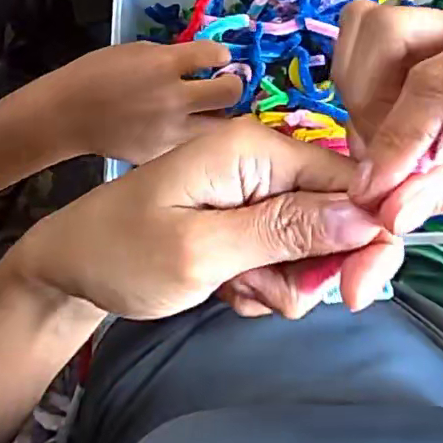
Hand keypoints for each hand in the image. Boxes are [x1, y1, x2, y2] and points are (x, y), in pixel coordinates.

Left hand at [8, 119, 391, 319]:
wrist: (74, 264)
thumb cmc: (123, 251)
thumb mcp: (201, 248)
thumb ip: (283, 231)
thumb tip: (366, 217)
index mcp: (255, 148)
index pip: (350, 181)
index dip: (368, 236)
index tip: (352, 294)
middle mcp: (263, 160)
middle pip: (337, 215)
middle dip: (313, 267)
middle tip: (268, 294)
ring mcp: (255, 188)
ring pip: (312, 244)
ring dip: (283, 280)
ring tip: (234, 288)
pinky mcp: (247, 215)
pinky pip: (284, 255)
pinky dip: (265, 281)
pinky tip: (228, 287)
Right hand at [39, 41, 243, 164]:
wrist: (67, 114)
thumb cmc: (97, 73)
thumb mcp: (138, 51)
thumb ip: (172, 56)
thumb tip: (202, 62)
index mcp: (165, 64)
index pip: (215, 55)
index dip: (222, 55)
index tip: (220, 59)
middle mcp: (174, 97)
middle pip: (230, 93)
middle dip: (233, 86)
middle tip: (225, 85)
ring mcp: (170, 130)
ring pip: (221, 127)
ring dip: (222, 116)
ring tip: (213, 112)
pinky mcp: (162, 153)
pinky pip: (194, 145)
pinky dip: (197, 137)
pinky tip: (188, 131)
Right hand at [336, 2, 442, 235]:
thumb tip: (388, 206)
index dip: (404, 133)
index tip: (377, 187)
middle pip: (389, 31)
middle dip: (370, 100)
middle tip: (382, 164)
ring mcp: (439, 29)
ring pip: (364, 32)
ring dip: (358, 95)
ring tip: (383, 150)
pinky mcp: (413, 44)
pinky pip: (359, 50)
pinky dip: (355, 93)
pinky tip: (382, 133)